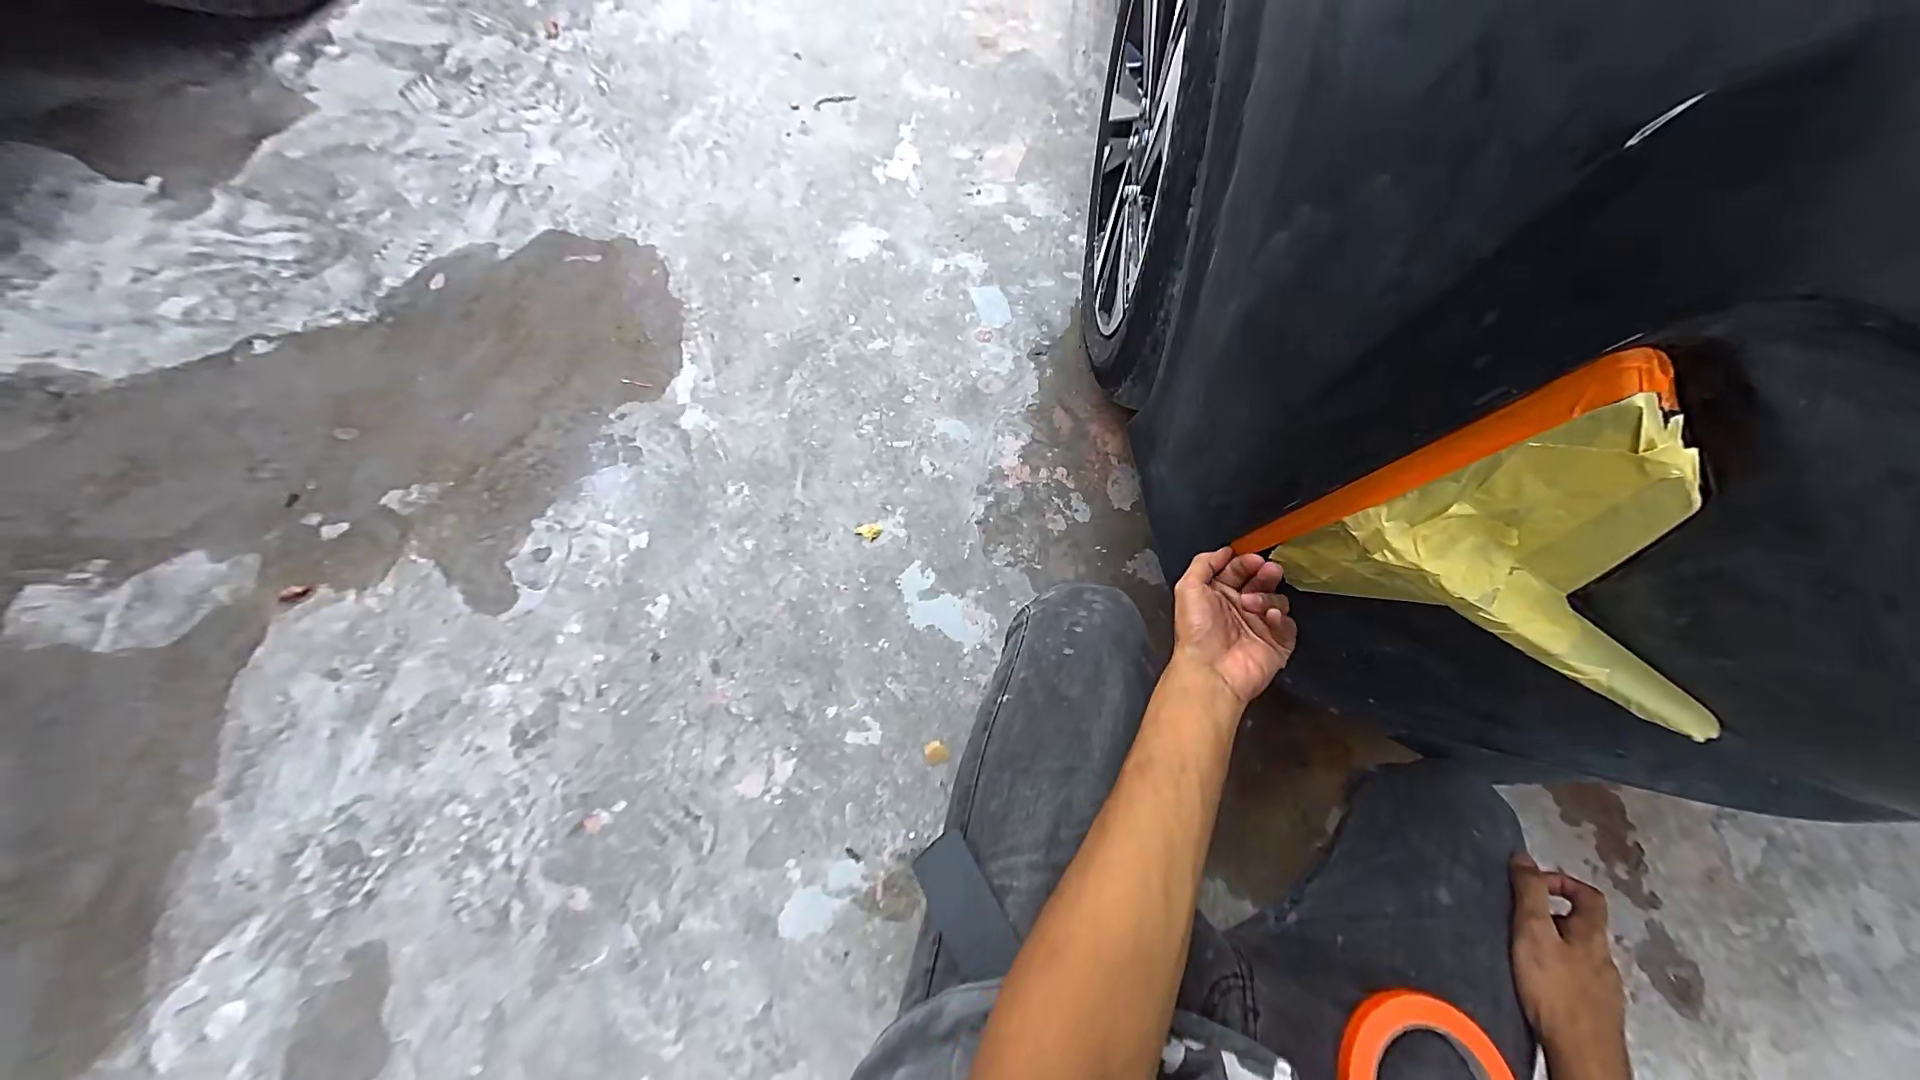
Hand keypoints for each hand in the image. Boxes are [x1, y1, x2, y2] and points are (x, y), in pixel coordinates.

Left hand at [1171, 547, 1297, 705]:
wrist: (1210, 669)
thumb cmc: (1196, 629)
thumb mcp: (1188, 588)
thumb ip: (1203, 564)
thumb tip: (1225, 550)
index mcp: (1218, 594)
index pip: (1237, 570)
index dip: (1245, 562)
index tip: (1253, 558)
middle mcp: (1239, 608)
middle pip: (1260, 582)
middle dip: (1264, 573)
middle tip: (1267, 570)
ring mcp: (1259, 626)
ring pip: (1276, 600)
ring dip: (1267, 596)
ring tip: (1252, 603)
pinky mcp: (1277, 643)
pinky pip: (1288, 625)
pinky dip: (1280, 618)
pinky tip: (1268, 617)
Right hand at [1509, 854, 1631, 1079]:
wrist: (1582, 1054)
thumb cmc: (1554, 987)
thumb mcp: (1533, 931)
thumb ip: (1529, 893)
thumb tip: (1524, 856)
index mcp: (1592, 936)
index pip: (1590, 896)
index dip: (1562, 881)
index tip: (1530, 882)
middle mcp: (1603, 958)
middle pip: (1580, 924)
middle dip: (1548, 913)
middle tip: (1514, 915)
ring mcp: (1603, 987)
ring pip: (1576, 951)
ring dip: (1550, 942)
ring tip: (1518, 947)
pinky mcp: (1595, 1010)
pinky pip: (1574, 976)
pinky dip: (1554, 968)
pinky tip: (1535, 979)